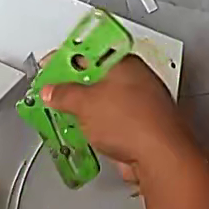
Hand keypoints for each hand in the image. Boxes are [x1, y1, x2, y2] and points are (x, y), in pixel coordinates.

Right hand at [42, 54, 198, 181]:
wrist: (159, 157)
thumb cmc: (134, 123)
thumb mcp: (84, 103)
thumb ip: (63, 94)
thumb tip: (52, 92)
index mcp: (124, 63)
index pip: (89, 51)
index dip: (65, 58)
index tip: (48, 67)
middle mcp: (135, 80)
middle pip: (96, 77)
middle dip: (73, 86)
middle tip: (54, 93)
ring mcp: (139, 105)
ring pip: (104, 101)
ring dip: (84, 109)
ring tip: (66, 115)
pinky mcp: (139, 127)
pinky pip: (111, 122)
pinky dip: (97, 126)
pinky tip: (86, 133)